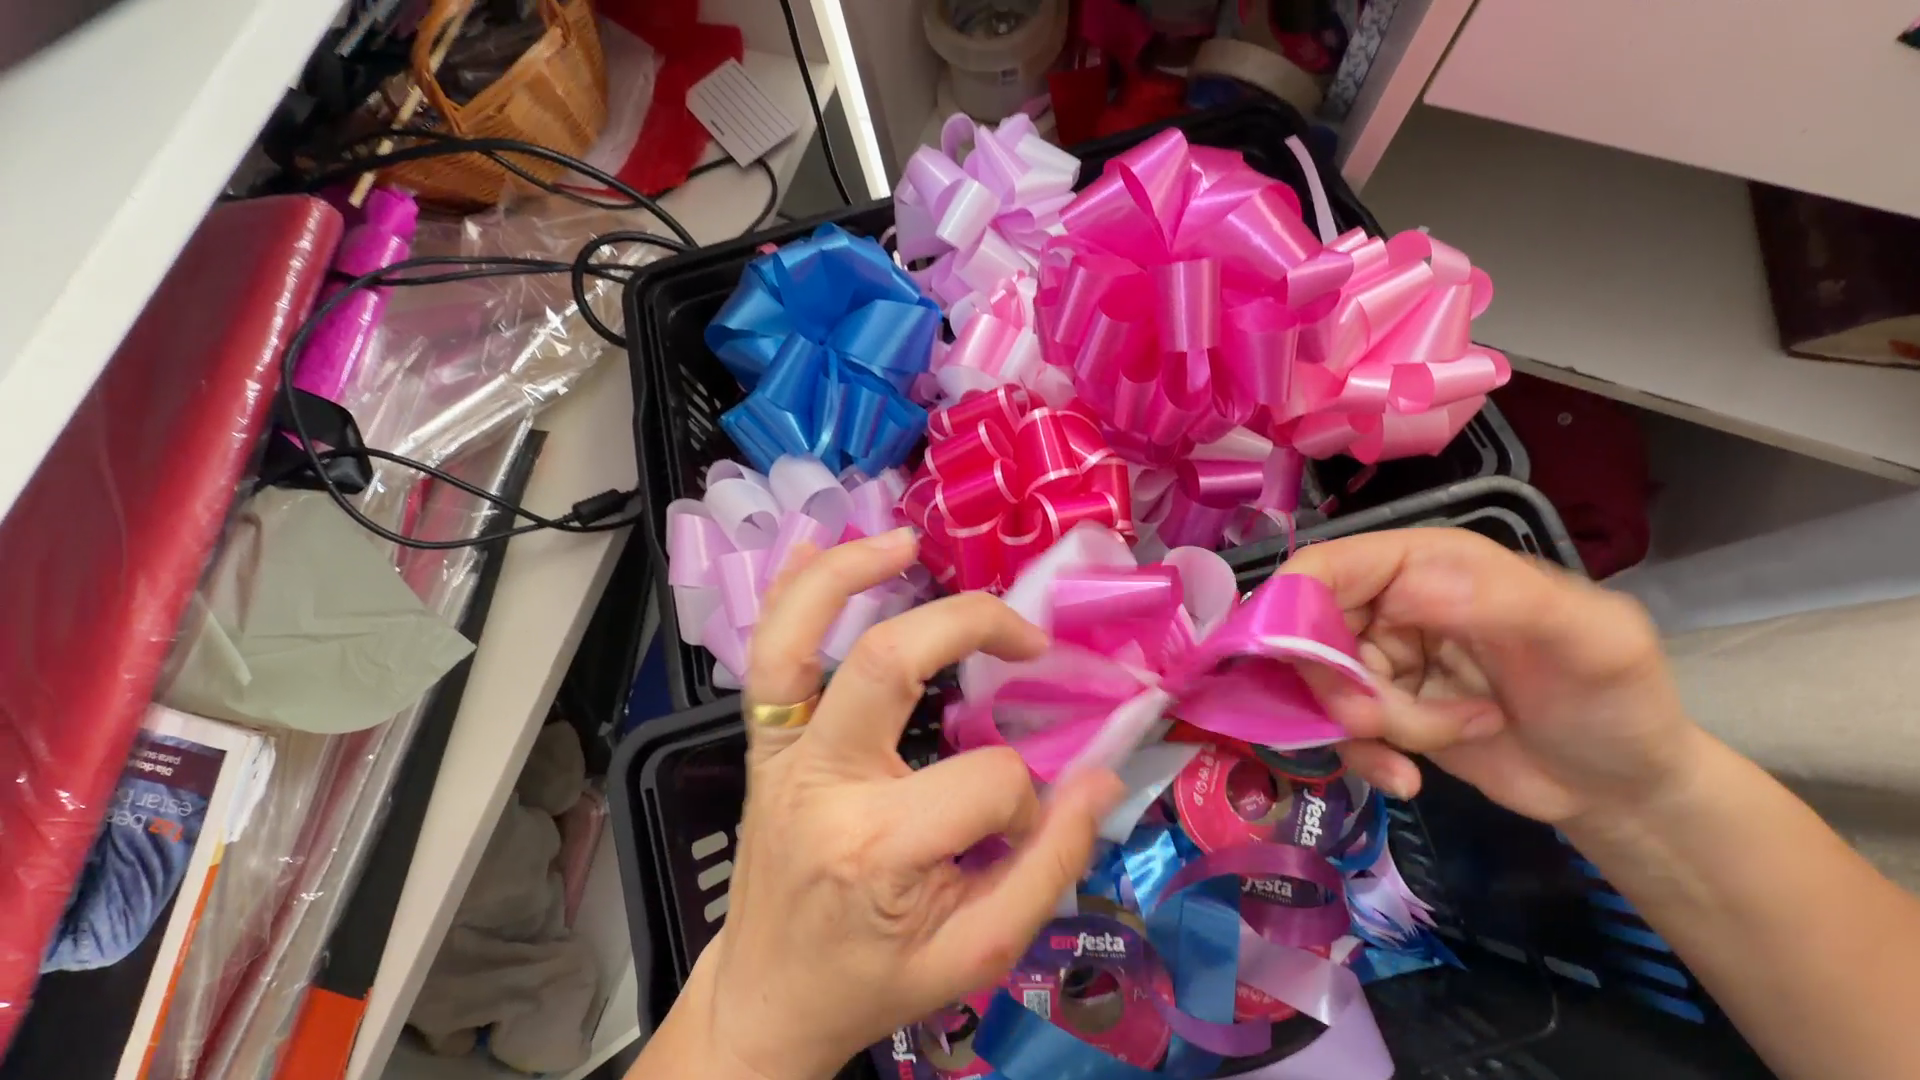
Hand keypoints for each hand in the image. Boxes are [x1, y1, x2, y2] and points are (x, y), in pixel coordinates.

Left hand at [693, 528, 1125, 1079]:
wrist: (769, 999)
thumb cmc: (873, 979)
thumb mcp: (978, 953)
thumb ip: (1049, 867)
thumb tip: (1101, 778)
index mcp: (878, 846)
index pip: (983, 781)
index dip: (1025, 798)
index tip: (1026, 824)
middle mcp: (819, 783)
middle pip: (885, 663)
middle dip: (969, 626)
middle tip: (1026, 637)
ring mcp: (778, 755)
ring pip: (795, 639)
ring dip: (847, 574)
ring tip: (906, 543)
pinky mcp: (762, 745)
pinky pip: (766, 658)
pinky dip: (794, 595)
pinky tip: (819, 546)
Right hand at [1280, 528, 1704, 826]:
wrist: (1621, 789)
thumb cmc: (1617, 703)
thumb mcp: (1592, 641)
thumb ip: (1506, 601)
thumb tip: (1405, 590)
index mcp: (1428, 562)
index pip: (1325, 566)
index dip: (1296, 609)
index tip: (1311, 667)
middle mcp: (1391, 604)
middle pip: (1306, 633)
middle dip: (1338, 686)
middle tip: (1384, 723)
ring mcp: (1382, 661)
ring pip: (1322, 689)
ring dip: (1373, 727)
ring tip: (1455, 735)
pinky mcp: (1380, 712)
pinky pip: (1335, 732)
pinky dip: (1365, 758)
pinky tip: (1409, 777)